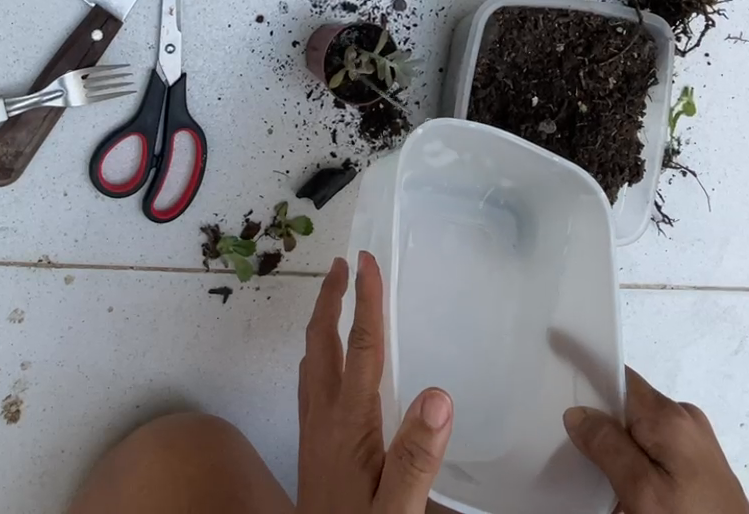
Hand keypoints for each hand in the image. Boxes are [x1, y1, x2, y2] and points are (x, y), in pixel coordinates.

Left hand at [297, 253, 454, 513]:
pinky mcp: (312, 445)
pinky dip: (319, 352)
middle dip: (330, 297)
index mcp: (347, 422)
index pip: (359, 347)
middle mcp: (323, 415)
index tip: (367, 259)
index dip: (364, 300)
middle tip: (344, 264)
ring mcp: (313, 429)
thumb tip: (438, 392)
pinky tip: (328, 362)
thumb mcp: (398, 509)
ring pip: (311, 358)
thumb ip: (417, 456)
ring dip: (321, 320)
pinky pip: (310, 380)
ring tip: (334, 297)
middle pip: (322, 341)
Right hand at [563, 367, 748, 513]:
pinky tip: (620, 482)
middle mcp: (685, 420)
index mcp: (670, 417)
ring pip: (639, 428)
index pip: (617, 375)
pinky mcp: (700, 466)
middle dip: (597, 416)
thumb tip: (578, 414)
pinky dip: (633, 458)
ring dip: (615, 444)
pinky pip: (654, 447)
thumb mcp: (641, 493)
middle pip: (626, 403)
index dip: (584, 367)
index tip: (553, 356)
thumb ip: (607, 447)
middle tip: (567, 436)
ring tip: (592, 466)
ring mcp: (695, 443)